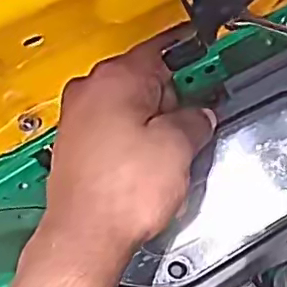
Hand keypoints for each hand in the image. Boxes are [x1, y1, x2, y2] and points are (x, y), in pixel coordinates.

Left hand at [46, 36, 213, 255]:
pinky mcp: (76, 148)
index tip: (210, 70)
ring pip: (129, 108)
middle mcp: (89, 92)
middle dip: (174, 100)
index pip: (164, 50)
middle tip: (196, 123)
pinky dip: (133, 143)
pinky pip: (114, 133)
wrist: (87, 236)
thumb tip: (201, 116)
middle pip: (145, 79)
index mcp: (116, 79)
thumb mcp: (178, 149)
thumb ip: (195, 121)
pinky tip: (147, 167)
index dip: (194, 62)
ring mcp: (78, 120)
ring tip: (172, 154)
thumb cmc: (121, 195)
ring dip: (153, 124)